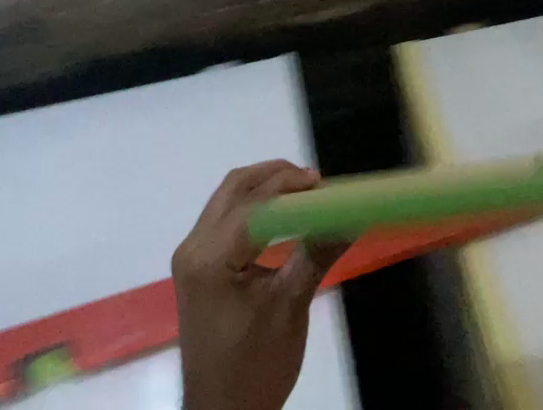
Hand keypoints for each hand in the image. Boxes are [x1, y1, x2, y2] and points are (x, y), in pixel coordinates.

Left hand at [172, 161, 346, 409]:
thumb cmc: (255, 366)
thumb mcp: (290, 308)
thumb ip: (317, 253)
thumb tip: (350, 214)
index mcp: (210, 258)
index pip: (253, 204)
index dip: (291, 186)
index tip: (326, 184)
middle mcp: (193, 247)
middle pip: (234, 188)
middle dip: (275, 176)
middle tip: (315, 182)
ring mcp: (192, 257)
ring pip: (228, 199)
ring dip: (264, 189)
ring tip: (304, 194)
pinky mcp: (198, 267)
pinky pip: (225, 219)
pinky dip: (254, 208)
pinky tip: (283, 217)